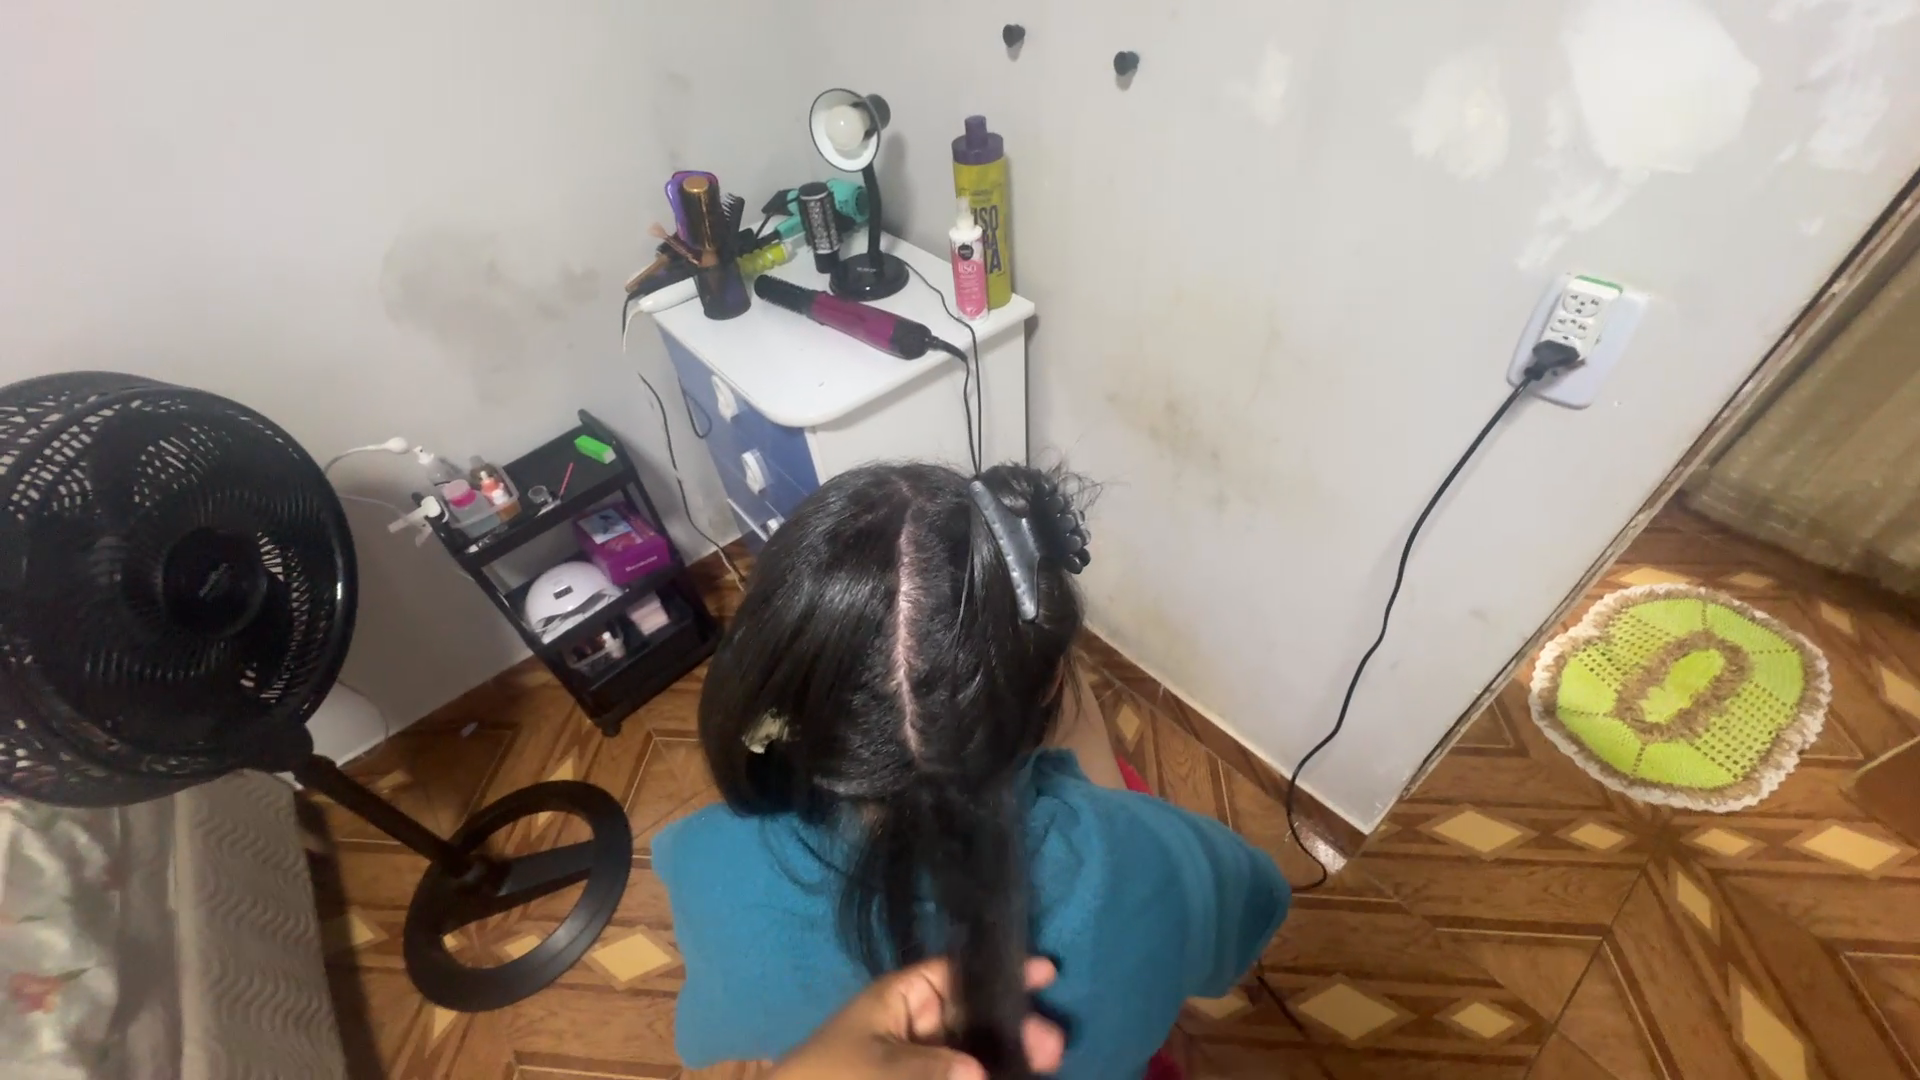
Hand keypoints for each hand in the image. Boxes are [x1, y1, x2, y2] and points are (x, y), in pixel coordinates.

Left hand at [768, 957, 1064, 1079]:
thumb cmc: (830, 1072)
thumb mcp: (876, 1065)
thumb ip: (929, 1064)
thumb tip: (980, 1069)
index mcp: (904, 995)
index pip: (959, 972)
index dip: (999, 970)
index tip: (1045, 971)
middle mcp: (919, 1019)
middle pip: (975, 1013)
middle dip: (1013, 1022)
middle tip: (1053, 1043)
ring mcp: (923, 1054)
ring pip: (974, 1047)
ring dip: (1007, 1053)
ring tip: (1047, 1061)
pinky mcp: (923, 1076)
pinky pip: (961, 1069)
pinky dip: (985, 1070)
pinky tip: (1012, 1072)